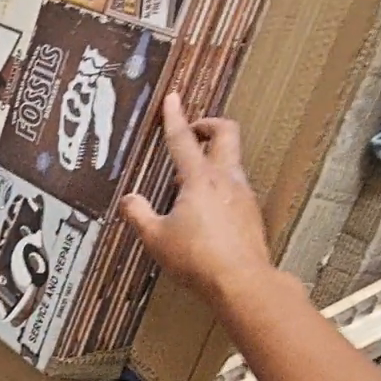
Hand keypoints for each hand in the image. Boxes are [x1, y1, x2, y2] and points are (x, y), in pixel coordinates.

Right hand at [120, 92, 272, 304]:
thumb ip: (138, 215)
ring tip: (190, 180)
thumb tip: (128, 199)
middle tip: (193, 130)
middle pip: (226, 133)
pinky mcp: (251, 213)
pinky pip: (235, 188)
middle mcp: (226, 179)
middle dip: (209, 125)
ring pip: (232, 161)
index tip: (173, 98)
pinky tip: (206, 209)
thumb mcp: (156, 238)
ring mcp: (243, 195)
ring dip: (213, 158)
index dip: (175, 117)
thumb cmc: (197, 259)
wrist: (241, 282)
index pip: (183, 139)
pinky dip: (220, 186)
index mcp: (199, 179)